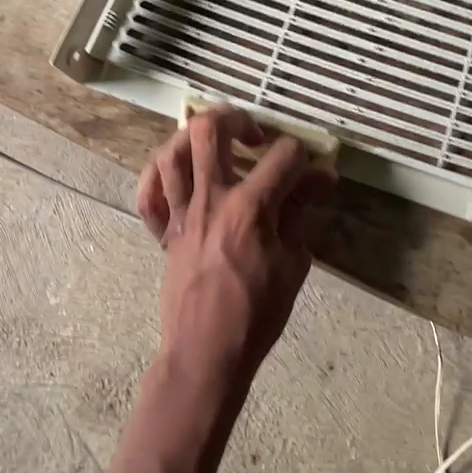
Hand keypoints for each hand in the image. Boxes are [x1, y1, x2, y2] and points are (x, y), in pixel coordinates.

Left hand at [136, 109, 335, 375]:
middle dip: (237, 118)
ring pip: (172, 152)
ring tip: (217, 147)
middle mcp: (210, 198)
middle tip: (255, 136)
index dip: (304, 157)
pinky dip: (159, 178)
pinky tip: (180, 176)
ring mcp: (181, 213)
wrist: (206, 354)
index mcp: (250, 207)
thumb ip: (302, 211)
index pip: (284, 155)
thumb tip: (323, 177)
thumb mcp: (294, 263)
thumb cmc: (257, 314)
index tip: (312, 172)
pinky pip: (149, 193)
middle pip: (209, 129)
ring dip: (194, 139)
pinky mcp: (163, 232)